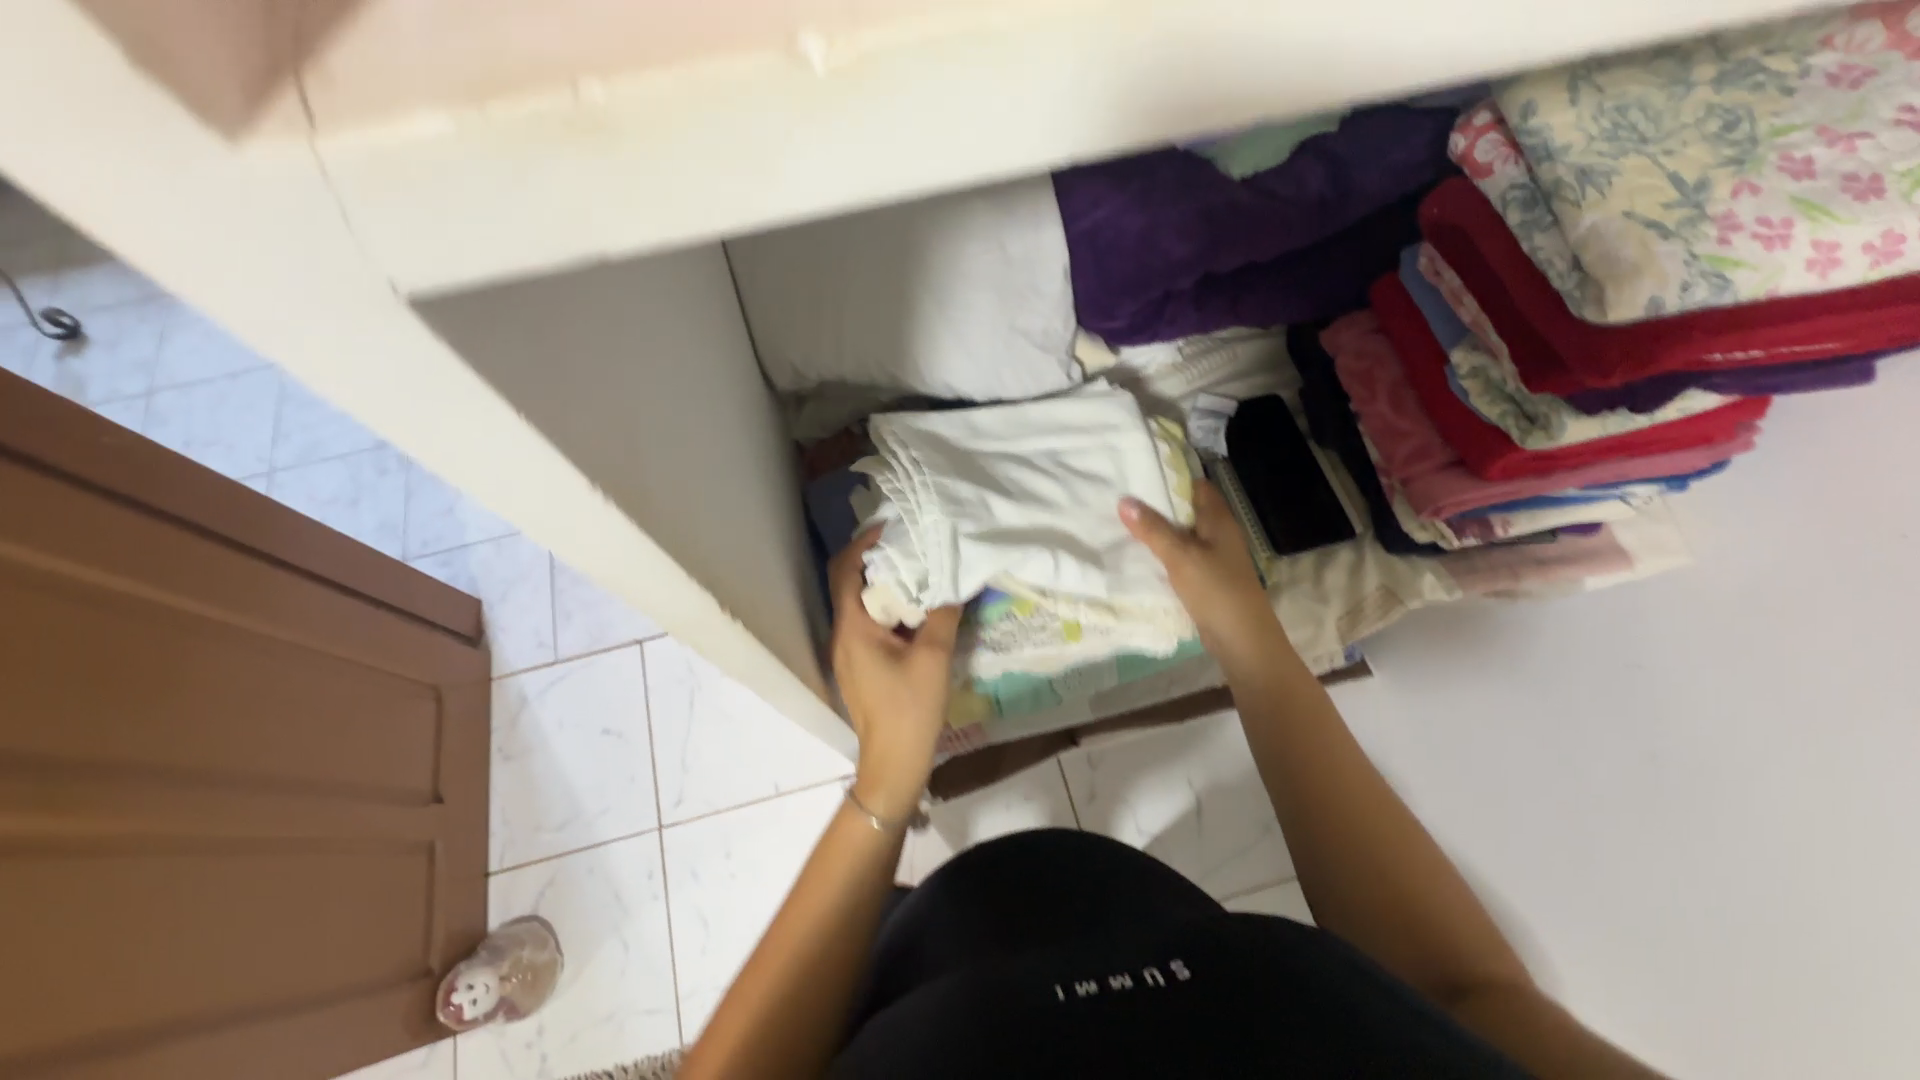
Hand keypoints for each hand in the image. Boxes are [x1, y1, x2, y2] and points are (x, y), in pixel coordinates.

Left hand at [827, 528, 962, 821]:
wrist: (894, 762)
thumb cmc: (910, 708)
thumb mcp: (933, 657)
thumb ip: (942, 613)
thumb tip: (953, 579)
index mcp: (852, 627)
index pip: (845, 569)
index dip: (864, 543)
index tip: (892, 526)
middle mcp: (842, 635)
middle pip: (852, 584)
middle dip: (878, 561)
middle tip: (912, 544)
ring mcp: (849, 653)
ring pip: (862, 606)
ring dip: (886, 586)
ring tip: (920, 570)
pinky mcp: (860, 667)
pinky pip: (870, 626)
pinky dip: (890, 609)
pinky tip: (918, 610)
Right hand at [1120, 480, 1288, 665]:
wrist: (1241, 639)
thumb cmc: (1215, 590)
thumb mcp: (1180, 556)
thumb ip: (1152, 529)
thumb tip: (1124, 500)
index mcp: (1219, 520)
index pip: (1196, 486)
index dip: (1171, 478)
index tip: (1139, 475)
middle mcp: (1218, 534)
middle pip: (1186, 511)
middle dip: (1158, 506)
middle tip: (1122, 499)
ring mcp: (1213, 558)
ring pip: (1182, 536)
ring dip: (1158, 532)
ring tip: (1123, 524)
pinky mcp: (1206, 579)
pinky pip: (1181, 558)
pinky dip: (1163, 555)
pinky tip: (1139, 556)